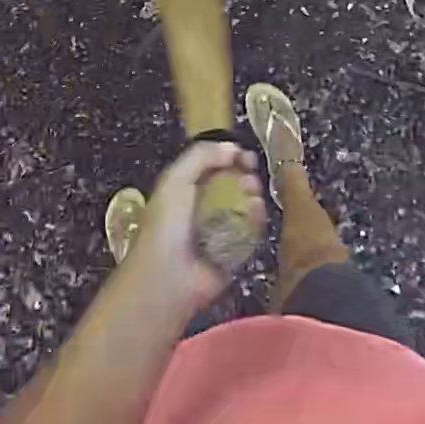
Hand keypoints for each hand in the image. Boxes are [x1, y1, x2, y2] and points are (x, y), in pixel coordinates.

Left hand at [121, 142, 265, 314]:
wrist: (168, 277)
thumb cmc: (168, 223)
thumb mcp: (176, 179)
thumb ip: (201, 156)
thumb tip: (232, 146)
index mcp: (187, 186)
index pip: (214, 165)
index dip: (230, 157)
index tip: (243, 155)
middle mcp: (205, 205)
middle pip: (232, 182)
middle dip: (244, 174)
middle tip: (249, 173)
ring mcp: (221, 228)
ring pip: (245, 204)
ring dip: (252, 194)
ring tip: (252, 192)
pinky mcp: (235, 250)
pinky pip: (251, 229)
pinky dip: (256, 218)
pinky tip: (256, 211)